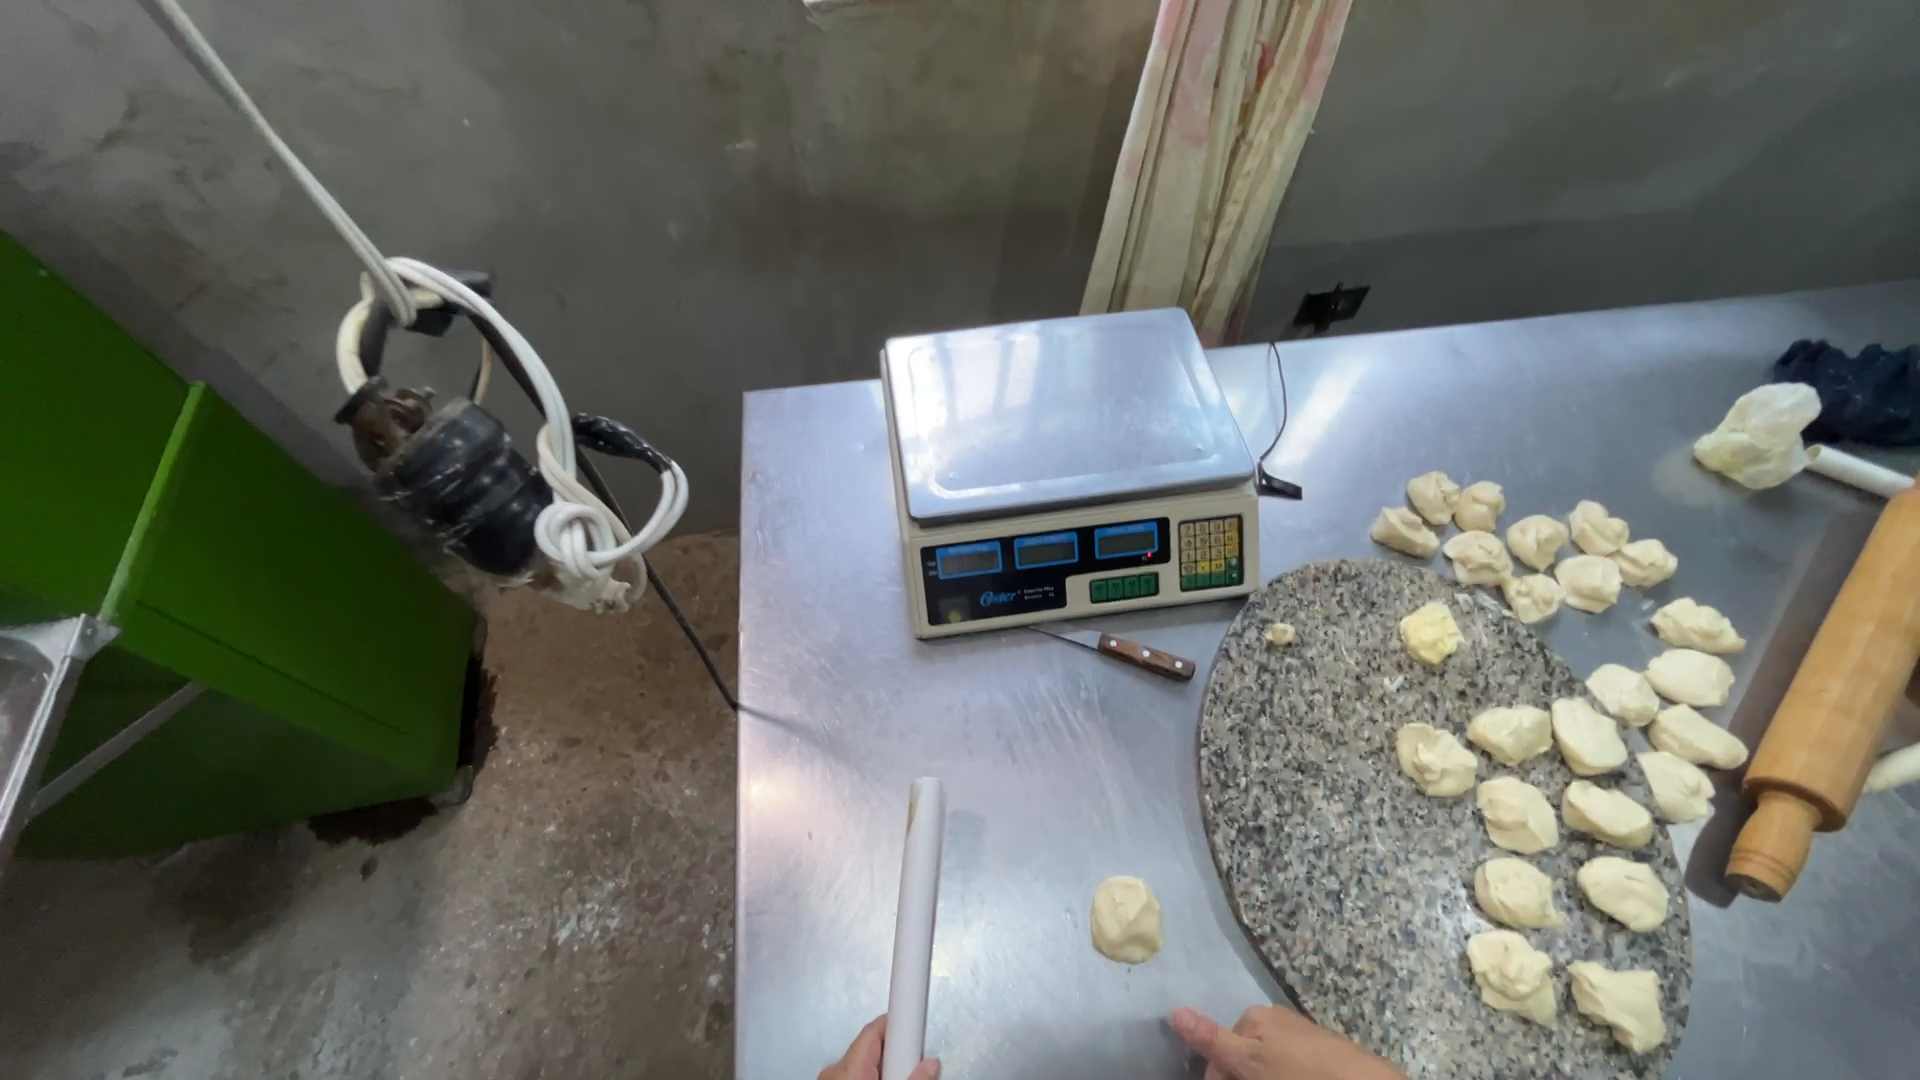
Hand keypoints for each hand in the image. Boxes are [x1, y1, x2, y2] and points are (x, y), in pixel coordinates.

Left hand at [818, 1015, 939, 1079]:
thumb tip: (930, 1065)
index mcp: (849, 1068)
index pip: (877, 1028)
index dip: (899, 1026)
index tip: (916, 1028)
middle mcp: (834, 1072)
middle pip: (872, 1050)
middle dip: (894, 1060)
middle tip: (910, 1073)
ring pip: (862, 1069)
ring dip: (881, 1075)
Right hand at [1170, 1005, 1404, 1079]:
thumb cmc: (1302, 1076)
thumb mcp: (1252, 1064)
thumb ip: (1213, 1041)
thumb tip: (1173, 1010)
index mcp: (1255, 1017)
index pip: (1220, 1051)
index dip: (1220, 1079)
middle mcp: (1278, 1021)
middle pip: (1246, 1059)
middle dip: (1243, 1079)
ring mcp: (1306, 1040)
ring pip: (1273, 1069)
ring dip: (1268, 1079)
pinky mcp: (1330, 1060)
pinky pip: (1298, 1073)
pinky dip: (1293, 1079)